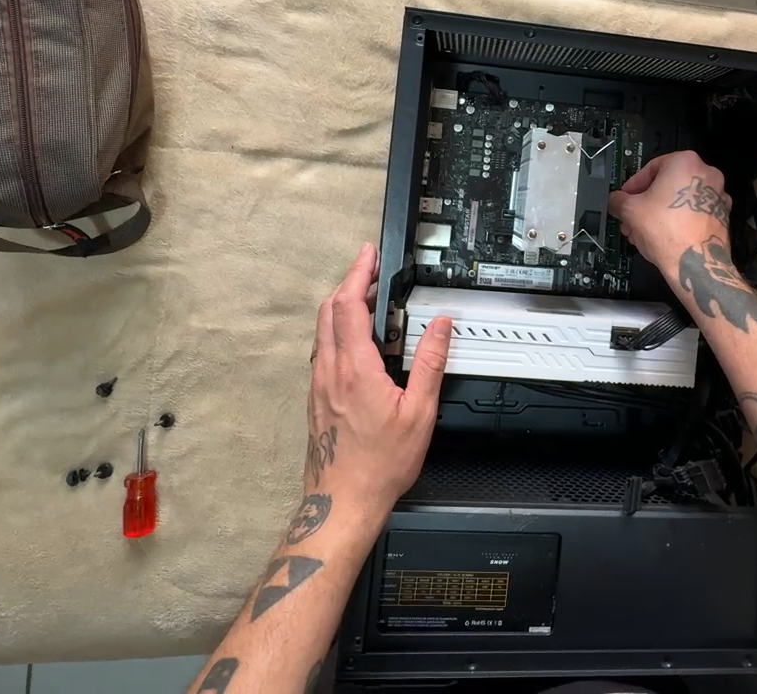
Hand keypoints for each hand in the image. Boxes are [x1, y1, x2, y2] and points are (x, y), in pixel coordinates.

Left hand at [300, 243, 452, 530]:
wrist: (341, 503)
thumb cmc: (380, 464)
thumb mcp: (419, 413)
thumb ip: (430, 363)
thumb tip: (440, 326)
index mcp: (354, 369)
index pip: (349, 305)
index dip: (358, 274)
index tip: (369, 255)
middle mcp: (329, 371)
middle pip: (329, 310)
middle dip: (349, 283)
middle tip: (372, 270)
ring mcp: (318, 385)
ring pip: (322, 330)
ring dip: (341, 306)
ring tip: (368, 300)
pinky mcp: (316, 398)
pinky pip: (322, 350)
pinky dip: (337, 330)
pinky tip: (356, 340)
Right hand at [607, 151, 732, 269]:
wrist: (695, 263)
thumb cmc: (670, 232)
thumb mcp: (630, 210)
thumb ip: (618, 200)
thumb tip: (615, 200)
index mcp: (685, 162)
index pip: (651, 168)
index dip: (633, 185)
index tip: (626, 197)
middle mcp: (706, 174)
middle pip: (667, 185)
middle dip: (646, 202)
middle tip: (632, 215)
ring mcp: (717, 196)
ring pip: (680, 200)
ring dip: (659, 212)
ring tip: (642, 230)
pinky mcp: (721, 216)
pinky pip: (693, 213)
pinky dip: (677, 220)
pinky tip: (661, 236)